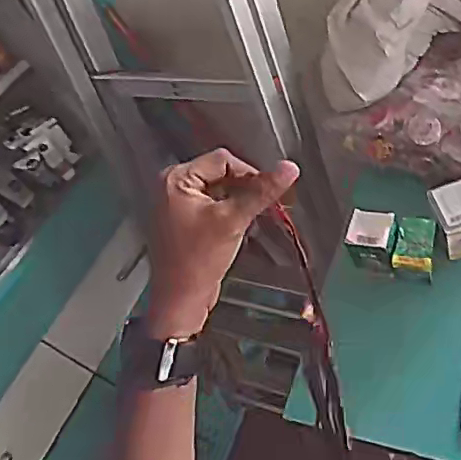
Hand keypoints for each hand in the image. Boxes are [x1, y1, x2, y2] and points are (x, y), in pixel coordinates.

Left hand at [146, 149, 298, 337]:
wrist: (181, 299)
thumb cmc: (198, 260)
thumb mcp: (233, 220)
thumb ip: (261, 192)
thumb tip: (288, 168)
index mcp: (176, 179)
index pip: (223, 160)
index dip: (249, 173)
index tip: (267, 191)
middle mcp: (171, 186)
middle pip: (221, 172)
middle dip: (245, 187)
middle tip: (262, 204)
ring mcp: (176, 203)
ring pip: (219, 188)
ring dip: (239, 199)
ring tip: (251, 216)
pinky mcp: (184, 219)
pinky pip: (213, 203)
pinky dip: (230, 209)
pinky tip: (239, 224)